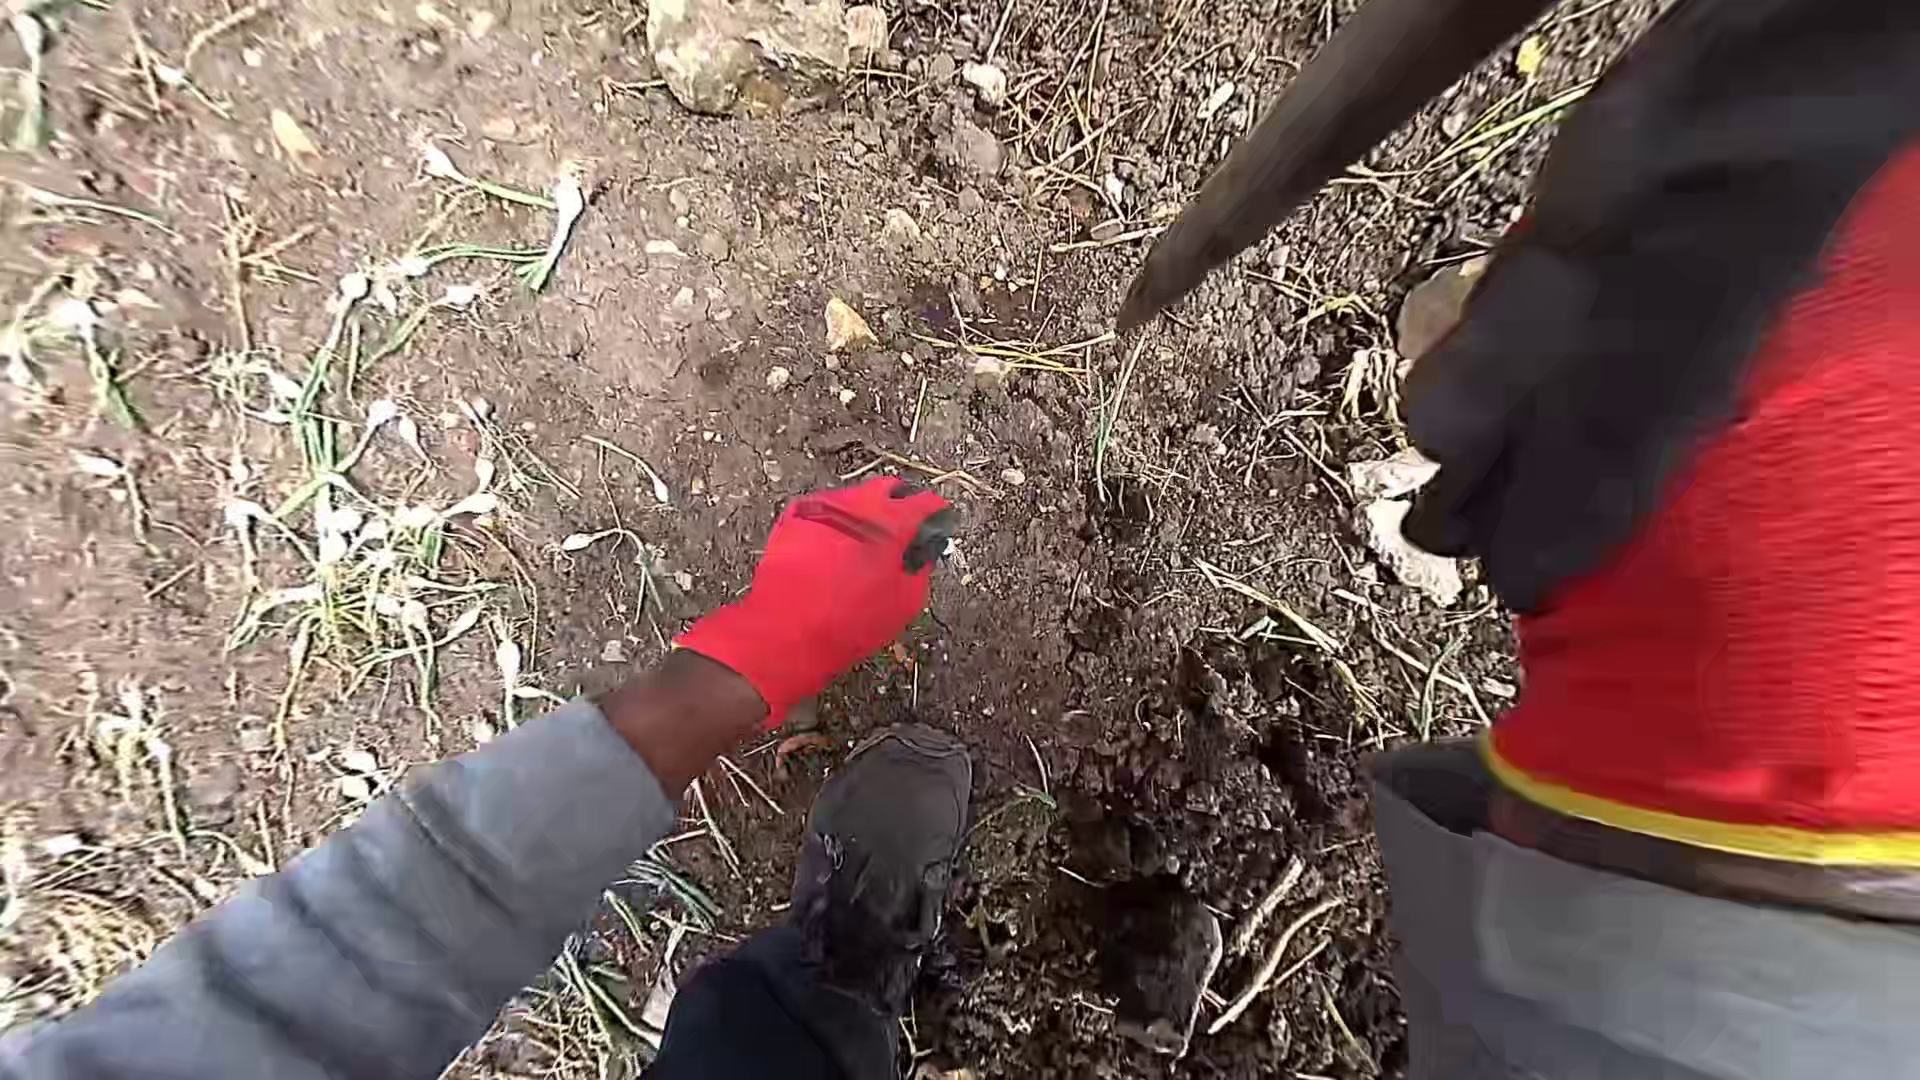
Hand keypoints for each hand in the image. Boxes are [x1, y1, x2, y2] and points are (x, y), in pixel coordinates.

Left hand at [675, 478, 953, 725]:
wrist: (786, 631)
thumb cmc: (850, 622)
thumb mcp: (904, 602)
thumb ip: (919, 569)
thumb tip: (921, 555)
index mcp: (892, 523)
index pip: (925, 503)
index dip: (936, 512)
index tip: (939, 520)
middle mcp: (859, 504)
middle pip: (889, 488)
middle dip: (902, 502)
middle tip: (904, 526)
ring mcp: (824, 507)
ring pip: (855, 497)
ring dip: (867, 511)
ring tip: (868, 539)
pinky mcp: (795, 517)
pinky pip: (825, 510)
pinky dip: (838, 521)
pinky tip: (836, 545)